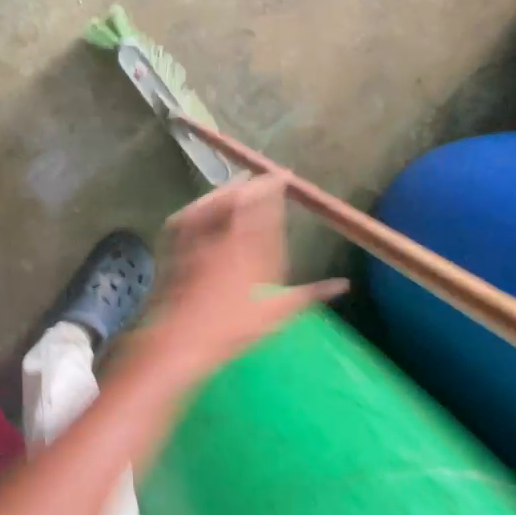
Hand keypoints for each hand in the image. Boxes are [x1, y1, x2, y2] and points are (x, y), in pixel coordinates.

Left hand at [130, 174, 348, 382]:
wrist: (178, 337)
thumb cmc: (231, 327)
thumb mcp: (275, 312)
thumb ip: (310, 293)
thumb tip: (343, 284)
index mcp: (248, 242)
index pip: (264, 202)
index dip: (274, 185)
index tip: (284, 177)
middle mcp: (221, 230)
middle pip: (239, 195)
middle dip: (254, 183)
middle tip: (264, 178)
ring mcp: (193, 232)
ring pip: (214, 199)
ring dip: (230, 189)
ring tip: (241, 184)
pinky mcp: (172, 240)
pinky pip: (190, 211)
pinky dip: (204, 203)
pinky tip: (207, 205)